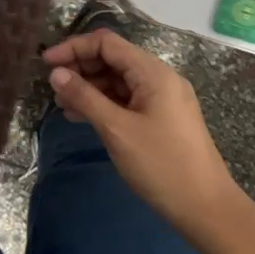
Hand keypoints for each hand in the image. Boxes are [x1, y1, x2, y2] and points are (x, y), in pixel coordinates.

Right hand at [44, 30, 247, 233]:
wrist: (207, 210)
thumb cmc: (162, 165)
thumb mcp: (116, 129)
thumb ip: (84, 97)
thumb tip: (55, 73)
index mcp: (153, 73)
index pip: (107, 43)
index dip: (74, 47)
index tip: (47, 64)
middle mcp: (159, 79)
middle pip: (112, 58)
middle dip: (80, 68)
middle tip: (53, 87)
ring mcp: (161, 99)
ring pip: (117, 80)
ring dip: (88, 87)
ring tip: (62, 104)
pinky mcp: (160, 118)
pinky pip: (125, 99)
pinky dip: (102, 103)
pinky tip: (80, 117)